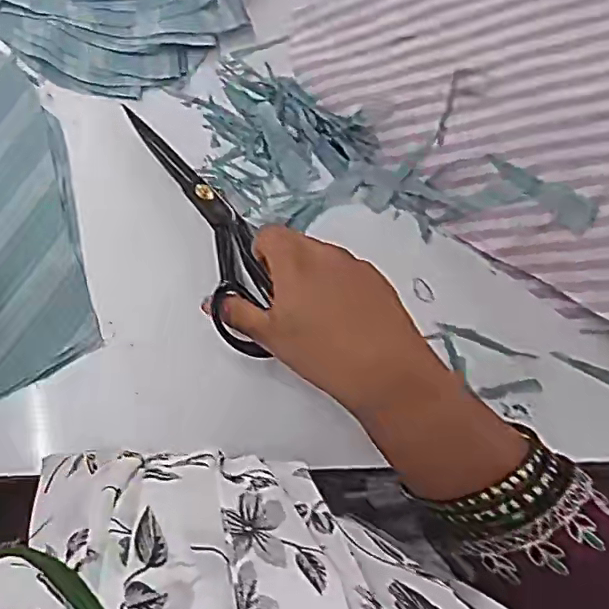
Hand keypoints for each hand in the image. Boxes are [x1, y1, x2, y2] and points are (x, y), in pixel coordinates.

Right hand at [213, 226, 458, 418]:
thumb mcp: (269, 335)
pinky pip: (346, 274)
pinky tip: (334, 323)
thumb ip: (237, 312)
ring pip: (320, 259)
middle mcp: (326, 255)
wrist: (389, 375)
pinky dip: (336, 289)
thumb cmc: (334, 354)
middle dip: (281, 269)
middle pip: (293, 244)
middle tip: (278, 304)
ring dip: (309, 278)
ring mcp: (355, 267)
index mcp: (295, 260)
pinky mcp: (376, 281)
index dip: (257, 255)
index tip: (257, 280)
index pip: (266, 234)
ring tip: (308, 319)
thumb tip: (219, 303)